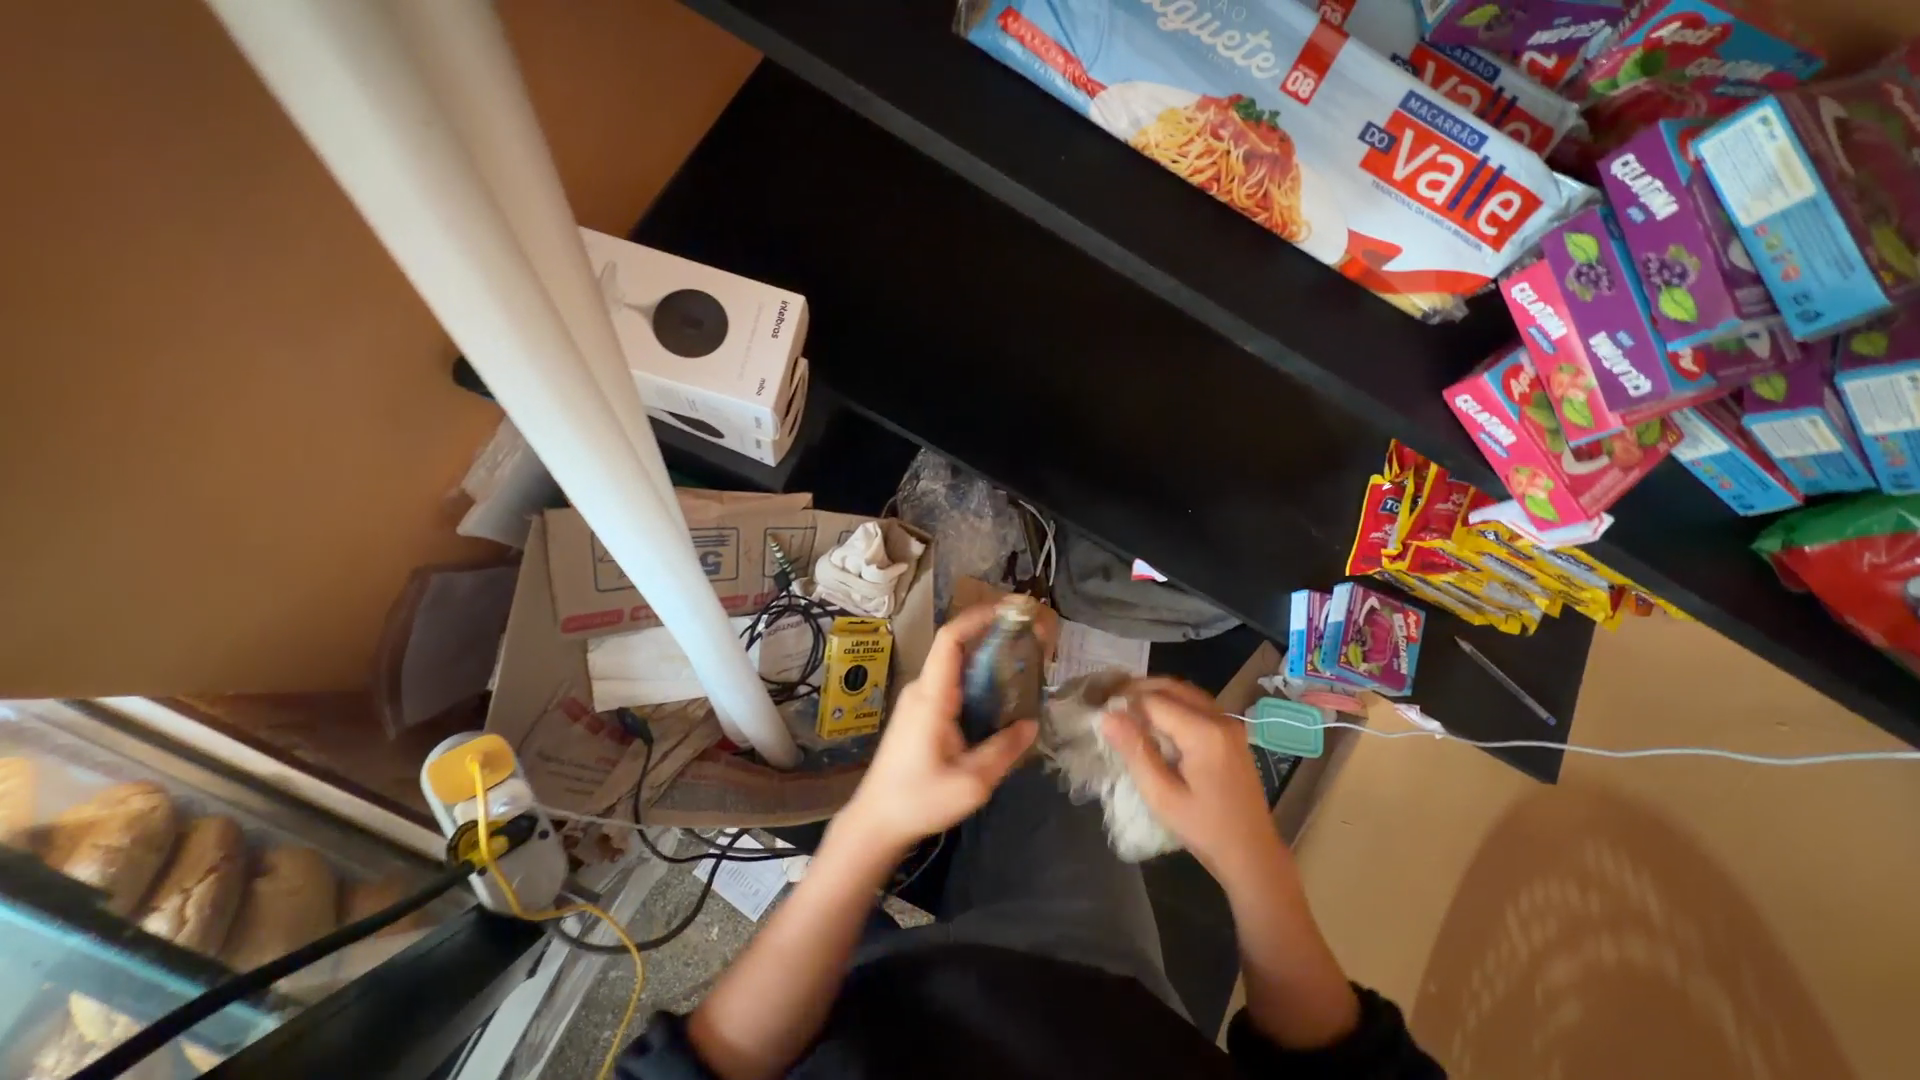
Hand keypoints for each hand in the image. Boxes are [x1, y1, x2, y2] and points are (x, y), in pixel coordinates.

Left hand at [834, 605, 1037, 855]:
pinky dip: (978, 683)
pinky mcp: (919, 716)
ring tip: (1024, 665)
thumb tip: (1031, 724)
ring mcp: (917, 702)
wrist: (876, 821)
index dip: (979, 617)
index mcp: (931, 697)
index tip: (1011, 611)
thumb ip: (1004, 750)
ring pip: (956, 669)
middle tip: (1032, 640)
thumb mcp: (972, 782)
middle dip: (994, 637)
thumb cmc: (919, 800)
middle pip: (958, 649)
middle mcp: (922, 691)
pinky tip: (1001, 699)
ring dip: (988, 662)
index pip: (951, 639)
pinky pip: (952, 687)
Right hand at [1099, 679, 1282, 884]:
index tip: (1100, 712)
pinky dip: (1174, 705)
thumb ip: (1135, 751)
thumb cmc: (1205, 829)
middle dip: (1139, 691)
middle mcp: (1220, 719)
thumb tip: (1106, 716)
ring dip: (1156, 695)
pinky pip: (1198, 706)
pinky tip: (1155, 724)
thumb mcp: (1162, 796)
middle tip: (1110, 704)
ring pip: (1186, 693)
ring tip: (1127, 711)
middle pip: (1172, 687)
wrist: (1252, 853)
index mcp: (1204, 733)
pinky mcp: (1232, 734)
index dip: (1124, 703)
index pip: (1154, 701)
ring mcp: (1230, 725)